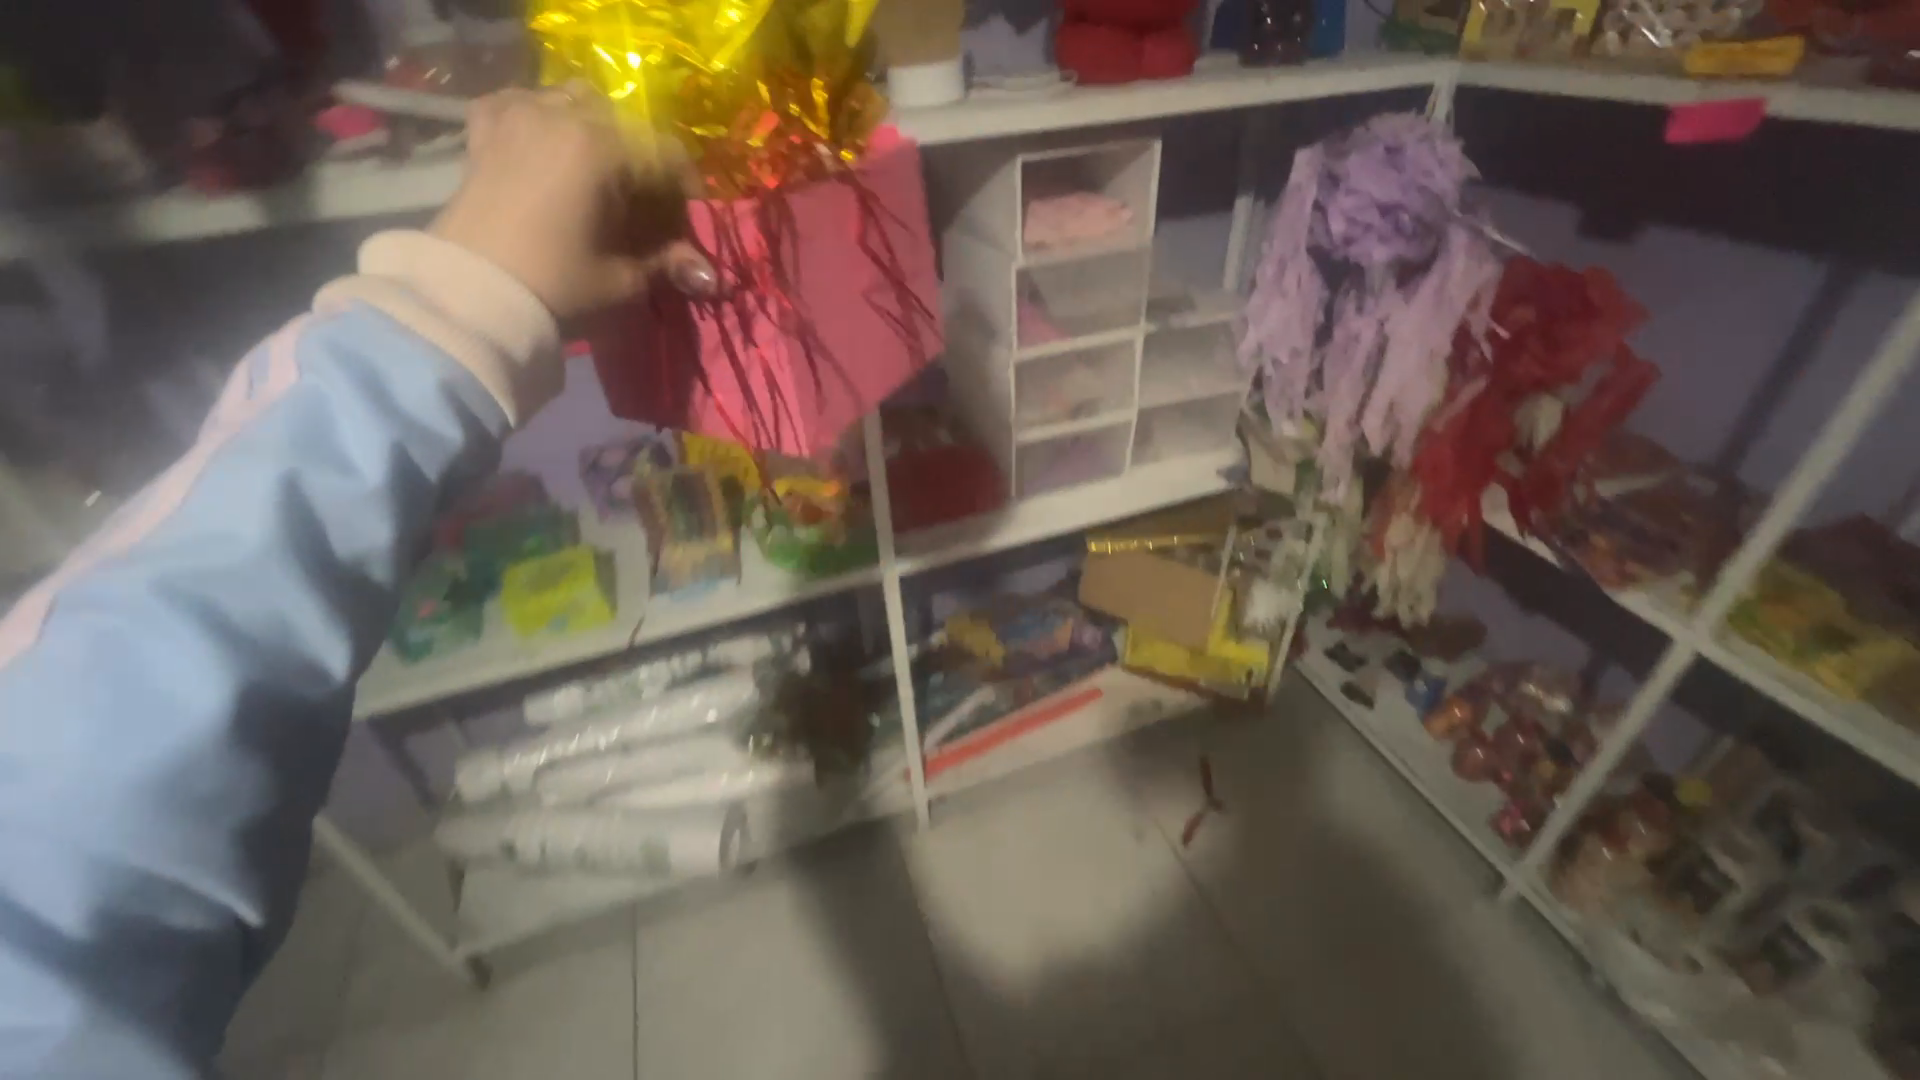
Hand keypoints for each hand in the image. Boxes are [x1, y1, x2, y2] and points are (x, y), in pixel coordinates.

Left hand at [430, 85, 714, 322]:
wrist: (470, 295)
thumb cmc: (556, 285)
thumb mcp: (623, 279)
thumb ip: (667, 264)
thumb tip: (709, 275)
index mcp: (602, 148)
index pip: (667, 154)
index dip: (687, 189)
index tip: (690, 222)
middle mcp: (561, 115)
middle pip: (624, 124)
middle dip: (644, 161)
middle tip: (647, 204)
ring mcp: (518, 115)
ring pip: (575, 100)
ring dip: (597, 131)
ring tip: (600, 174)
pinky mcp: (485, 129)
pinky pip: (523, 102)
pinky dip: (543, 118)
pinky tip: (548, 147)